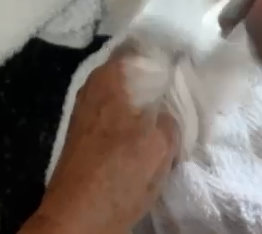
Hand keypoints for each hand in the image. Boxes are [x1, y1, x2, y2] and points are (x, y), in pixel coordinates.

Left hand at [25, 49, 176, 233]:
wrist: (75, 222)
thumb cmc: (117, 174)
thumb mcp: (160, 145)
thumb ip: (173, 117)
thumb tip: (172, 108)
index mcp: (109, 76)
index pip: (139, 45)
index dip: (164, 49)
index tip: (186, 56)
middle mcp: (93, 86)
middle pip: (132, 71)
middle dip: (157, 78)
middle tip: (183, 86)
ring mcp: (86, 112)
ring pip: (124, 95)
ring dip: (145, 103)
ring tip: (171, 112)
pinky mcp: (85, 137)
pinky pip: (116, 116)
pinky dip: (133, 120)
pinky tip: (148, 134)